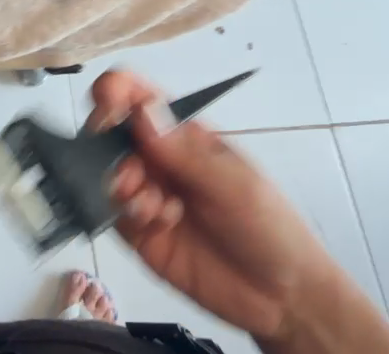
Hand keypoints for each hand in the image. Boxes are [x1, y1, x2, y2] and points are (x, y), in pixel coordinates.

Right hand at [87, 71, 348, 346]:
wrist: (282, 299)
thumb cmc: (268, 226)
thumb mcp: (235, 184)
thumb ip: (185, 152)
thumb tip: (140, 110)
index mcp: (181, 133)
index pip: (138, 95)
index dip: (115, 89)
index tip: (107, 100)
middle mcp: (156, 157)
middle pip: (110, 129)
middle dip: (108, 140)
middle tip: (131, 167)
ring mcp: (144, 192)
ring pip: (106, 170)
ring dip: (120, 180)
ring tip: (152, 205)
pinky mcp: (136, 230)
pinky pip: (111, 210)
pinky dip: (125, 211)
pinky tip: (155, 222)